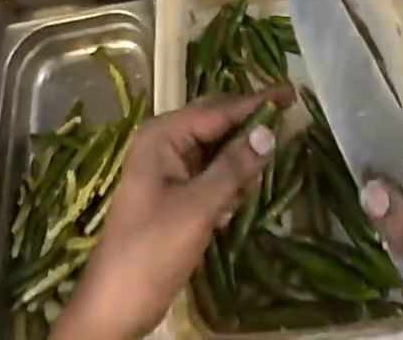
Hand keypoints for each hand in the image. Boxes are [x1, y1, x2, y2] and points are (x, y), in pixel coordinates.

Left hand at [52, 89, 289, 339]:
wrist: (113, 310)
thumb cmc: (151, 251)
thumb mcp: (197, 208)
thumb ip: (233, 168)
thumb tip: (269, 132)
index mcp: (163, 135)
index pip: (218, 110)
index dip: (256, 102)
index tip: (290, 93)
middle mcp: (165, 143)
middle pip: (217, 122)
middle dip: (249, 126)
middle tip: (288, 121)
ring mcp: (169, 168)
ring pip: (217, 149)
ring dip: (241, 158)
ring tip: (264, 168)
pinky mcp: (175, 193)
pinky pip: (211, 173)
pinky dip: (230, 180)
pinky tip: (244, 193)